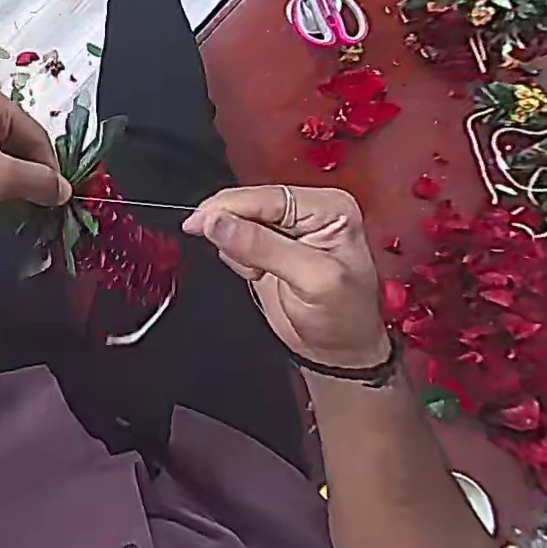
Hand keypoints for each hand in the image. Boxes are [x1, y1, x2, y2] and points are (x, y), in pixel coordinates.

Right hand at [183, 186, 388, 370]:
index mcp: (328, 208)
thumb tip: (219, 223)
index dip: (231, 207)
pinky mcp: (266, 243)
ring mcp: (286, 227)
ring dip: (236, 247)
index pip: (269, 196)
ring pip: (236, 218)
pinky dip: (235, 256)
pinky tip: (256, 272)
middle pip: (249, 203)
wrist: (339, 351)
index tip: (201, 221)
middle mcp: (307, 210)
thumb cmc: (345, 318)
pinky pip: (233, 236)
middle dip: (233, 229)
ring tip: (260, 272)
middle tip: (235, 257)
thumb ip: (262, 247)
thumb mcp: (312, 281)